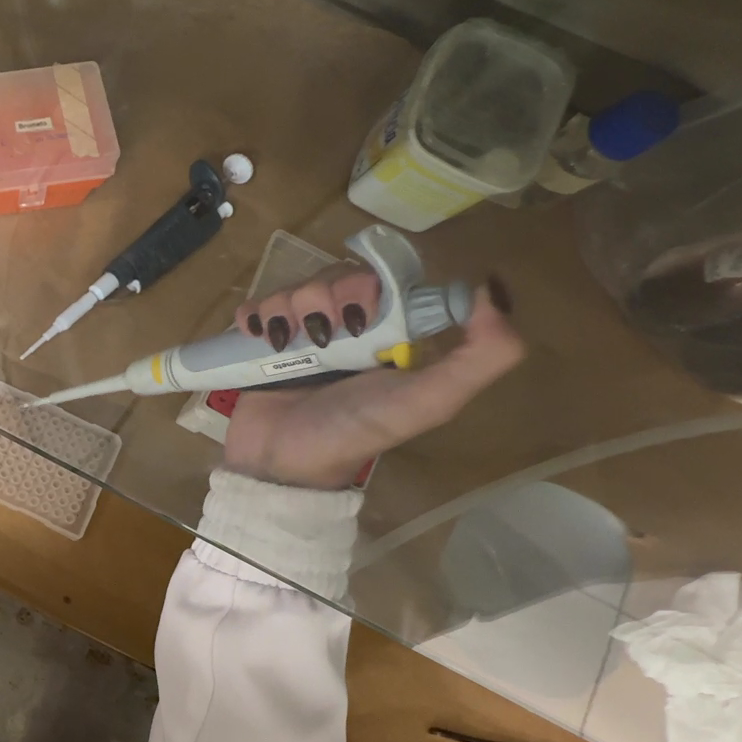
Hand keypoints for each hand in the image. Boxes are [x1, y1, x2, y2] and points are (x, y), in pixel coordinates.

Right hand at [224, 277, 523, 489]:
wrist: (282, 464)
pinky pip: (254, 307)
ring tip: (283, 344)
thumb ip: (482, 357)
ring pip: (295, 288)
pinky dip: (253, 313)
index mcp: (390, 335)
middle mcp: (346, 330)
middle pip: (336, 277)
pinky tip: (258, 336)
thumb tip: (488, 293)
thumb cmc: (352, 434)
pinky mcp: (259, 345)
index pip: (387, 279)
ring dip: (286, 308)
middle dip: (326, 299)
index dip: (373, 285)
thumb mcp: (430, 402)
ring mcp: (300, 336)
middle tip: (322, 336)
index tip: (364, 316)